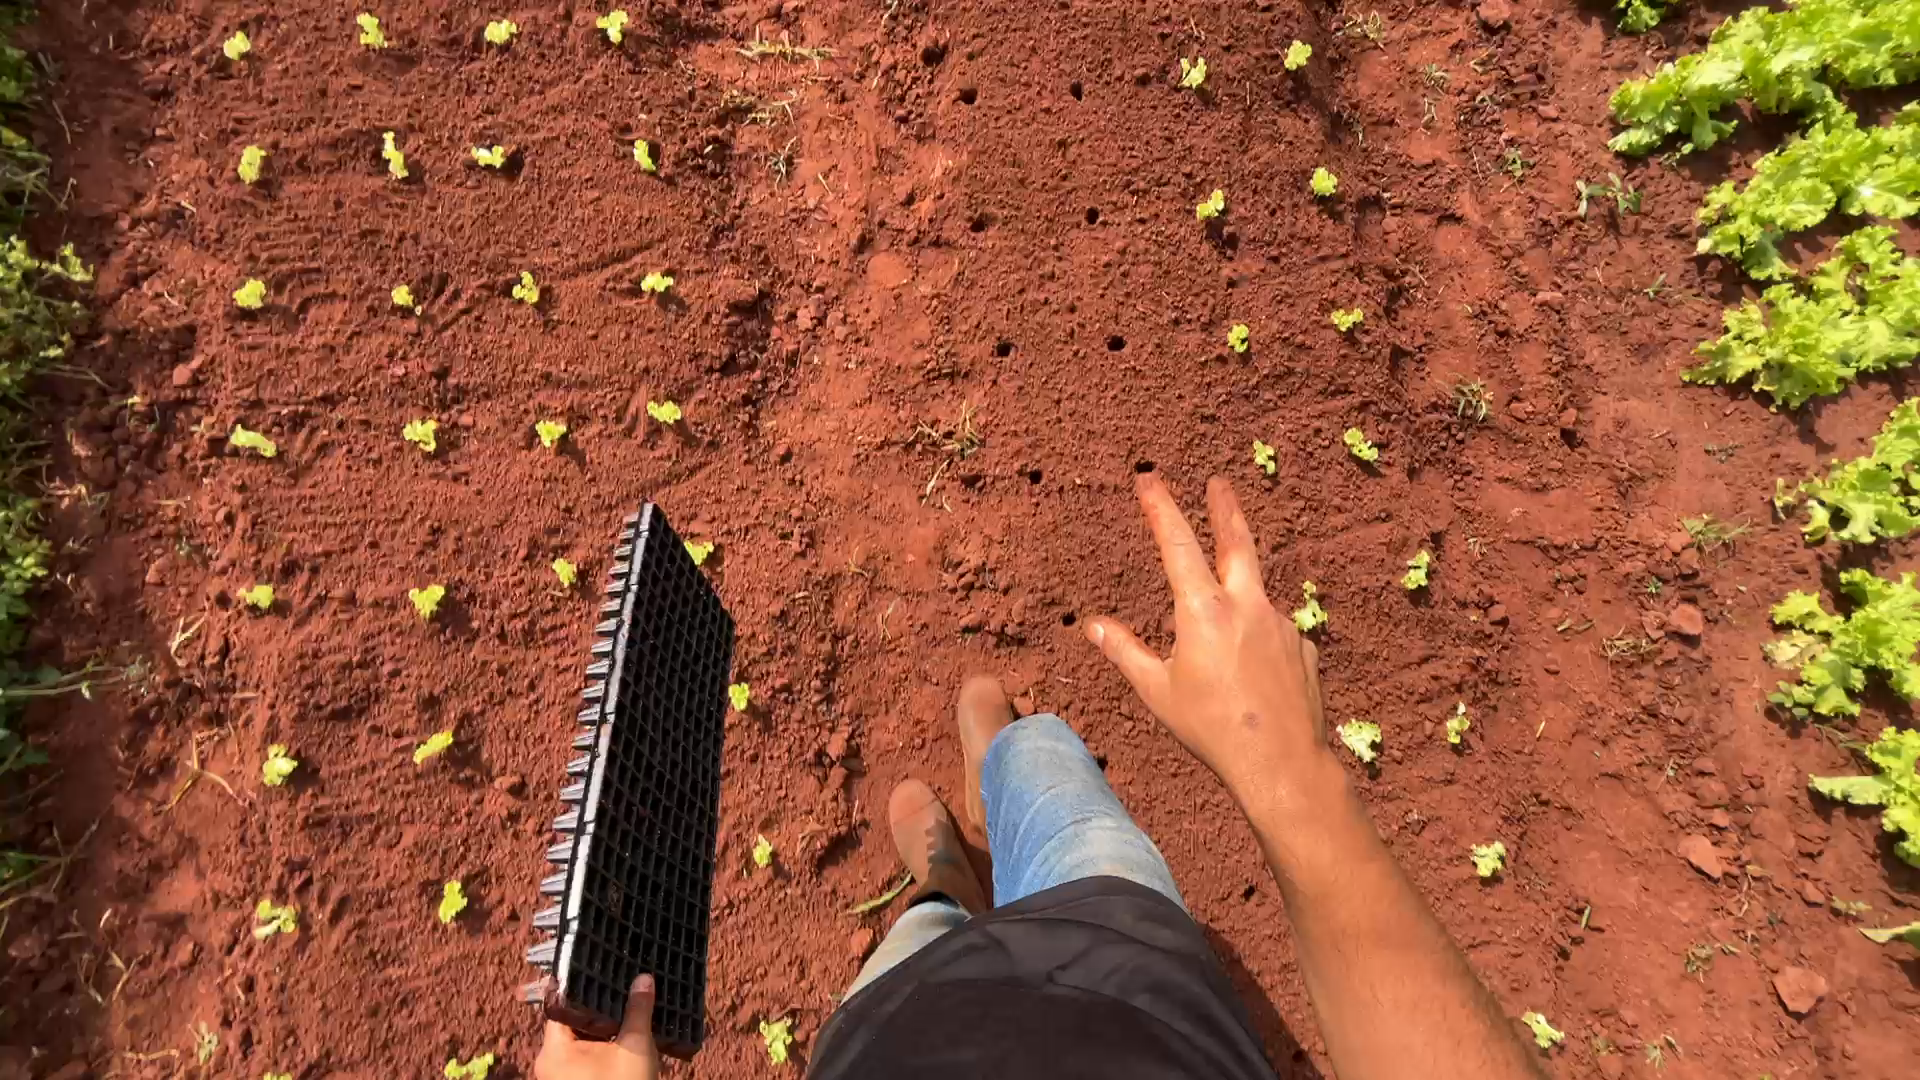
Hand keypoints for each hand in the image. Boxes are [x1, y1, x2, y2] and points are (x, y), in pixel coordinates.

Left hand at [534, 975, 661, 1079]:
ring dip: (601, 1023)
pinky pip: (582, 1054)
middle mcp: (548, 1063)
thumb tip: (643, 978)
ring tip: (626, 1000)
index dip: (581, 983)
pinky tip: (623, 1030)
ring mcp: (558, 1077)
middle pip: (571, 1019)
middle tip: (620, 978)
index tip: (598, 963)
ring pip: (579, 1038)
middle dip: (597, 1002)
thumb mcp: (635, 1046)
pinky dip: (600, 1041)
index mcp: (554, 1050)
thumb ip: (638, 1009)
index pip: (561, 1004)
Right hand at [1084, 473, 1329, 810]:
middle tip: (1218, 482)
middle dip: (1224, 508)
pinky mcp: (1303, 645)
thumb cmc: (1209, 727)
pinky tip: (1251, 668)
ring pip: (1254, 591)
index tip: (1149, 480)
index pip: (1177, 545)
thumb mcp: (1156, 690)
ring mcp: (1281, 623)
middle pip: (1237, 541)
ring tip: (1222, 631)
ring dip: (1238, 587)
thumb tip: (1092, 625)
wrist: (1282, 763)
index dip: (1161, 508)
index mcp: (1203, 611)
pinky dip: (1257, 633)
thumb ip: (1123, 650)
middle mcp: (1246, 605)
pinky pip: (1273, 628)